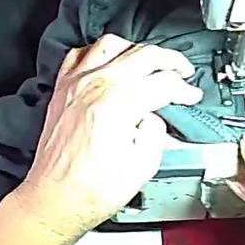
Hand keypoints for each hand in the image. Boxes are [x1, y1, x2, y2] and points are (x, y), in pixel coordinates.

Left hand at [9, 35, 201, 243]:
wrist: (54, 200)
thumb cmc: (89, 191)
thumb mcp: (141, 167)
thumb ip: (154, 134)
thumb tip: (153, 118)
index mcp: (117, 104)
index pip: (162, 82)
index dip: (183, 89)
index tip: (190, 95)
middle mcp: (94, 86)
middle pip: (142, 55)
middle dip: (170, 61)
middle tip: (182, 71)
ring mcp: (75, 84)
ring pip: (111, 44)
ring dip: (136, 49)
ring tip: (150, 61)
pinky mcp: (62, 90)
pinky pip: (80, 54)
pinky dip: (99, 52)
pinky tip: (109, 61)